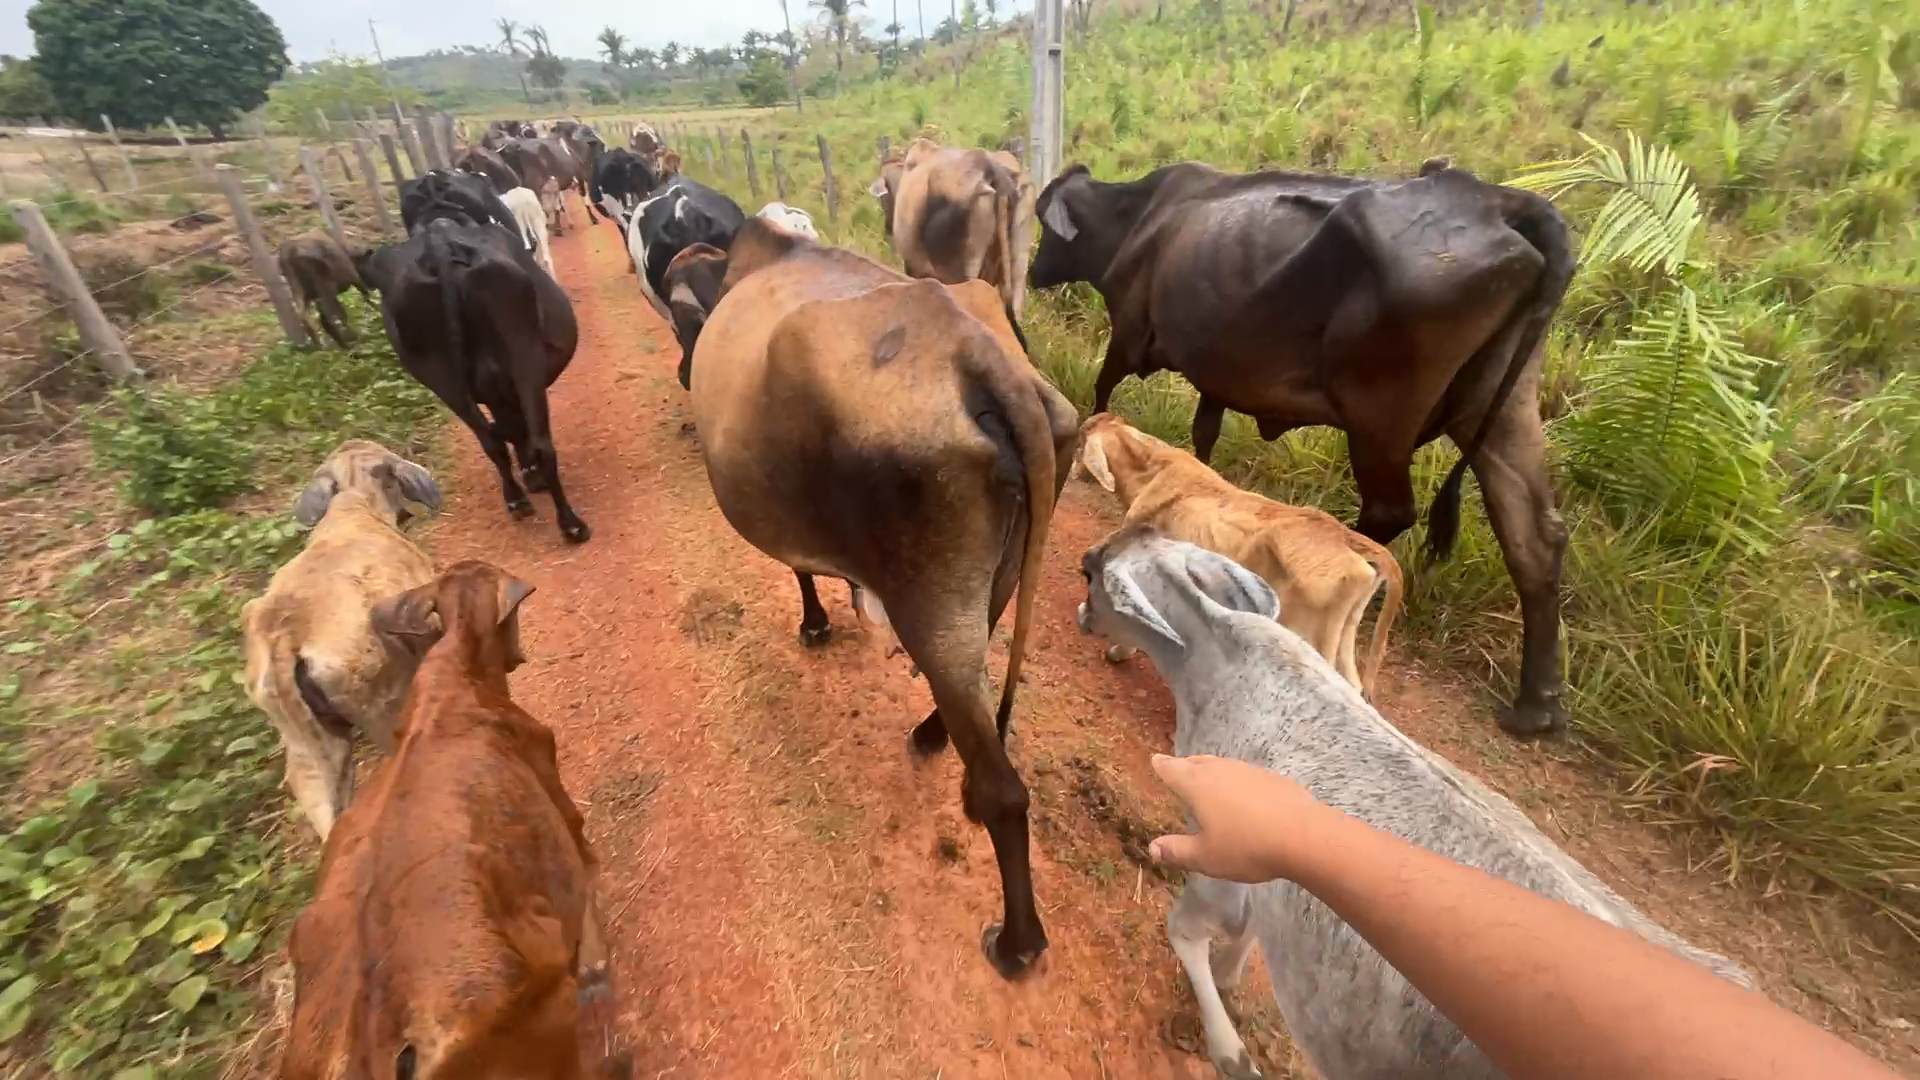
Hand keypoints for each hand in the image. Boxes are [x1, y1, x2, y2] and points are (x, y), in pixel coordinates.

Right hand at [1147, 754, 1325, 882]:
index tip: (1155, 760)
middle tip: (1178, 768)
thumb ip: (1178, 851)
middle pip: (1195, 762)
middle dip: (1184, 765)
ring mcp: (1247, 770)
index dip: (1161, 766)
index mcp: (1196, 785)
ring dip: (1211, 770)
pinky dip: (1237, 781)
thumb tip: (1151, 849)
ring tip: (1208, 780)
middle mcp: (1218, 770)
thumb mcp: (1206, 857)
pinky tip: (1244, 796)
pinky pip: (1245, 774)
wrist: (1305, 836)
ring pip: (1221, 765)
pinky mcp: (1271, 778)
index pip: (1171, 769)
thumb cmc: (1247, 846)